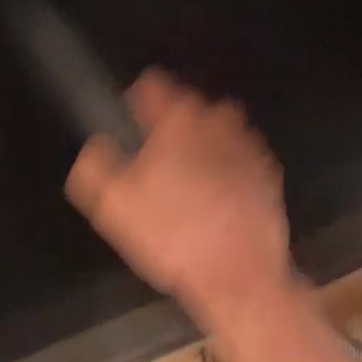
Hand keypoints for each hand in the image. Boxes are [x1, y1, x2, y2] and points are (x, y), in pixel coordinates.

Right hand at [66, 70, 292, 320]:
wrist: (241, 277)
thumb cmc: (174, 236)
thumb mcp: (113, 206)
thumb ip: (94, 165)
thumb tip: (96, 147)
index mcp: (176, 119)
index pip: (151, 84)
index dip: (135, 104)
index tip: (131, 130)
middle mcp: (215, 119)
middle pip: (185, 105)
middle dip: (170, 127)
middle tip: (156, 168)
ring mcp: (247, 143)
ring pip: (214, 128)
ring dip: (201, 144)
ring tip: (188, 185)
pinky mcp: (268, 170)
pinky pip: (238, 155)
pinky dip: (227, 167)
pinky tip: (216, 201)